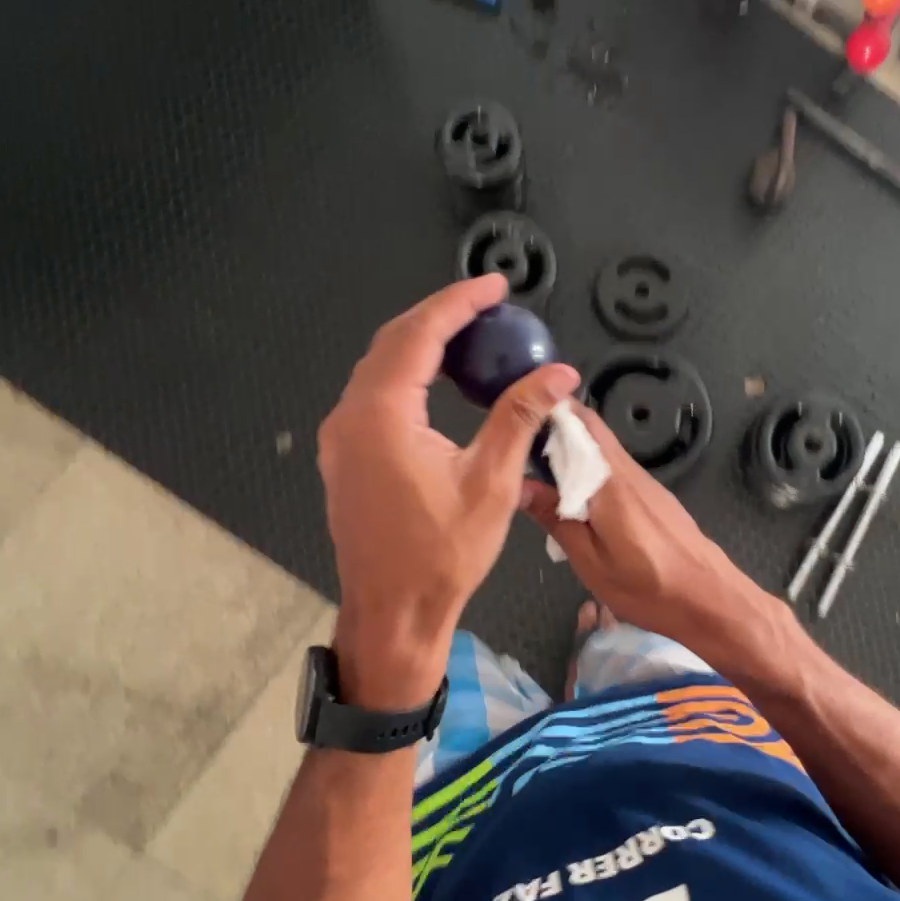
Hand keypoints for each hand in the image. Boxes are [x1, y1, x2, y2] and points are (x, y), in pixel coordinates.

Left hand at [318, 276, 579, 707]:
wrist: (394, 612)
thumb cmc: (442, 554)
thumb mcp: (491, 482)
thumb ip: (519, 417)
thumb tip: (558, 375)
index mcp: (382, 415)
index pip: (419, 335)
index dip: (458, 303)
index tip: (494, 288)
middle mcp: (350, 418)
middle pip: (392, 344)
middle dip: (439, 318)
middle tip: (485, 307)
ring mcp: (341, 440)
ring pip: (379, 371)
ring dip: (421, 347)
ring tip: (468, 339)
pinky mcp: (345, 460)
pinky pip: (374, 399)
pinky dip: (407, 378)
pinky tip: (437, 386)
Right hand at [523, 408, 787, 658]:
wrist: (710, 599)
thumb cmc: (649, 587)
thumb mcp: (592, 562)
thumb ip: (556, 519)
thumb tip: (519, 485)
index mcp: (610, 481)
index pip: (580, 423)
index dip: (548, 413)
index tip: (516, 420)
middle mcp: (629, 471)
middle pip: (590, 431)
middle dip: (554, 432)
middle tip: (517, 451)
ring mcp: (646, 483)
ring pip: (602, 451)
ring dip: (571, 454)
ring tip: (537, 474)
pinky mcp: (654, 498)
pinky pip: (615, 472)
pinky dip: (590, 473)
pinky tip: (574, 497)